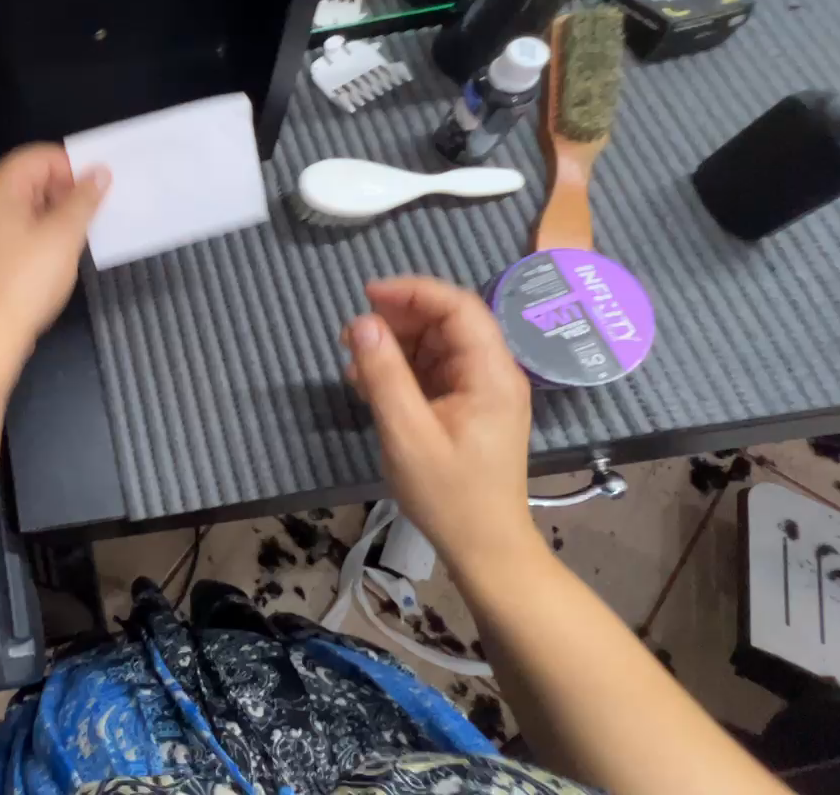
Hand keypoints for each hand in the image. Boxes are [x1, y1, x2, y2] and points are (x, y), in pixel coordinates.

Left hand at [0, 144, 108, 350]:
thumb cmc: (25, 281)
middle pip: (32, 178)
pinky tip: (57, 255)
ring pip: (26, 206)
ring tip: (79, 237)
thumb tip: (99, 172)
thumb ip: (84, 198)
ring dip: (56, 216)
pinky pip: (16, 228)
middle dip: (66, 193)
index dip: (75, 168)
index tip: (102, 191)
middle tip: (95, 215)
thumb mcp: (63, 235)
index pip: (42, 156)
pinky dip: (39, 234)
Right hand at [343, 277, 539, 568]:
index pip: (458, 308)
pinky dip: (398, 369)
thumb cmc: (449, 494)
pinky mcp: (463, 405)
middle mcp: (490, 373)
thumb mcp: (407, 433)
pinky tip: (369, 385)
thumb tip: (360, 323)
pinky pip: (429, 369)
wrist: (483, 548)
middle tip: (350, 336)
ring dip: (392, 345)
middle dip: (396, 319)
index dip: (413, 292)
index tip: (366, 295)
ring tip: (354, 366)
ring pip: (433, 344)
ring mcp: (477, 389)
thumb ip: (383, 374)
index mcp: (490, 374)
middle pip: (445, 321)